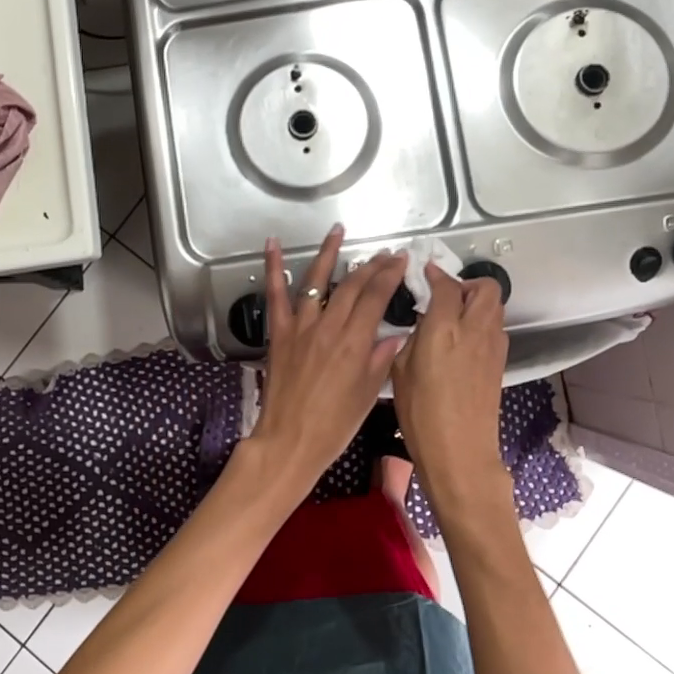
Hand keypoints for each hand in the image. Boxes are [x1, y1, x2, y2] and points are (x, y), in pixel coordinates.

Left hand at [248, 225, 407, 486]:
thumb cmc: (334, 426)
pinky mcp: (279, 333)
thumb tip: (394, 336)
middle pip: (352, 286)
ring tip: (338, 232)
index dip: (390, 275)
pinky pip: (275, 295)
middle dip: (370, 265)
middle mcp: (328, 327)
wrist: (289, 441)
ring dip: (329, 254)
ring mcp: (300, 327)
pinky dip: (273, 268)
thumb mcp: (368, 395)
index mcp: (355, 343)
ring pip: (316, 281)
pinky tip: (272, 244)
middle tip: (384, 253)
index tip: (400, 260)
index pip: (376, 298)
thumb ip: (380, 361)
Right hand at [390, 263, 510, 499]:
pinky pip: (495, 328)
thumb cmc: (421, 414)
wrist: (459, 451)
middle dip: (467, 283)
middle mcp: (474, 330)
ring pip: (495, 307)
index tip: (425, 272)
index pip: (446, 285)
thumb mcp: (401, 370)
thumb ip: (413, 338)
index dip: (435, 274)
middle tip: (446, 294)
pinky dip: (481, 323)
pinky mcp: (500, 363)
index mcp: (444, 329)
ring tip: (453, 316)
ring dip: (477, 302)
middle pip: (486, 288)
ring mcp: (493, 346)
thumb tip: (423, 323)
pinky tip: (461, 341)